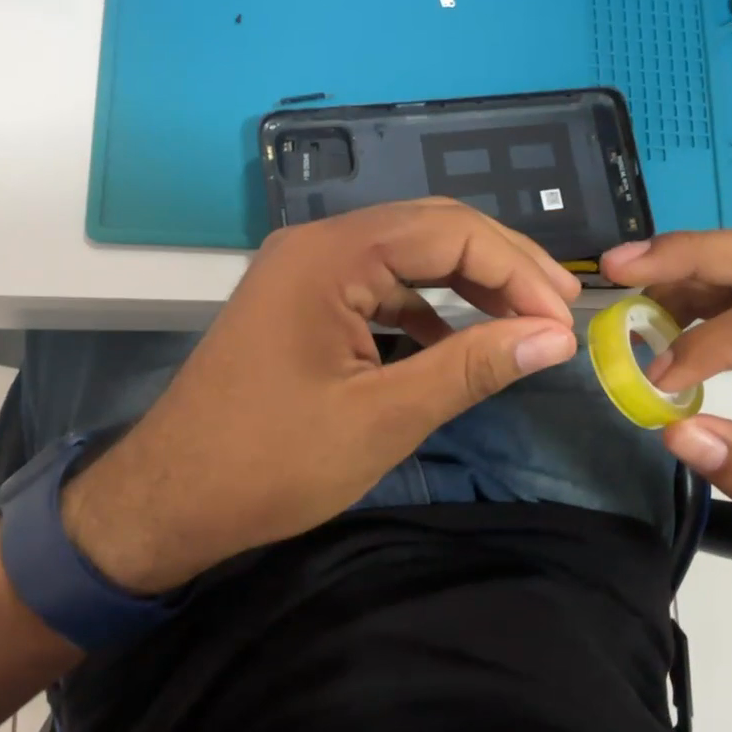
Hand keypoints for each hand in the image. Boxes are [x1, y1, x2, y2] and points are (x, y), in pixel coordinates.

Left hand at [62, 199, 582, 593]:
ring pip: (405, 258)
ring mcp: (303, 272)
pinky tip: (455, 345)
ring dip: (465, 286)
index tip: (563, 320)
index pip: (449, 232)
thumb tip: (555, 338)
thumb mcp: (382, 419)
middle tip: (556, 310)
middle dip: (499, 267)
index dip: (517, 270)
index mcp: (330, 255)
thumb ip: (471, 368)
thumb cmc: (270, 463)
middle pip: (429, 230)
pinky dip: (423, 310)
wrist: (168, 501)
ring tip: (521, 324)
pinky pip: (376, 288)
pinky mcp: (300, 304)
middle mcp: (315, 245)